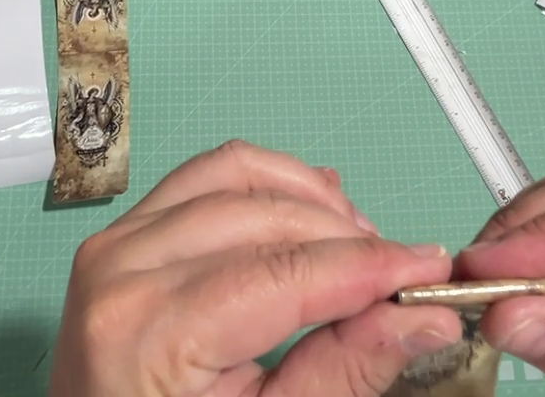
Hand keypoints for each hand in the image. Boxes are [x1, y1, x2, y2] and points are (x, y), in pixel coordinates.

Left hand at [52, 141, 461, 396]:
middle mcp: (121, 267)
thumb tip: (419, 316)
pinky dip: (266, 182)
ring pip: (236, 172)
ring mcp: (117, 239)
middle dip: (345, 235)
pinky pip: (206, 175)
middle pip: (263, 215)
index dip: (366, 267)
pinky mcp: (125, 228)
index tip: (427, 268)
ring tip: (358, 239)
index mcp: (145, 332)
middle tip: (402, 268)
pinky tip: (308, 207)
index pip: (281, 273)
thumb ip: (343, 371)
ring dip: (306, 196)